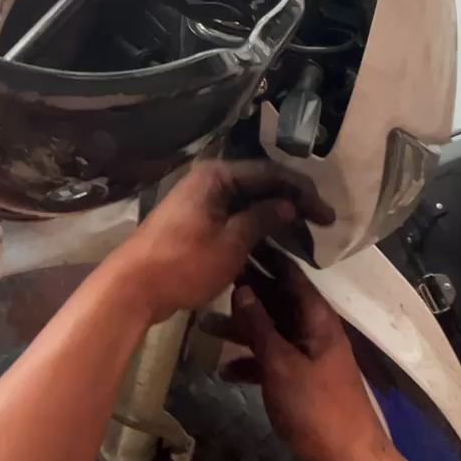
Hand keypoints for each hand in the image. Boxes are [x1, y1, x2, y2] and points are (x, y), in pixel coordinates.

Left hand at [103, 159, 333, 323]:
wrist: (132, 287)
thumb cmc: (184, 263)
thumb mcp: (231, 243)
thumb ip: (263, 219)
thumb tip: (289, 204)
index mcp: (217, 175)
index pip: (270, 173)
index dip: (302, 192)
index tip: (328, 215)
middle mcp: (209, 179)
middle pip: (260, 184)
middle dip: (291, 202)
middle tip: (321, 223)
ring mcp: (200, 199)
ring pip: (247, 201)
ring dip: (275, 215)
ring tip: (303, 234)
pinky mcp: (195, 220)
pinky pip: (234, 215)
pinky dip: (255, 226)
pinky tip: (273, 242)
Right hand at [222, 266, 409, 460]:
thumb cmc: (316, 405)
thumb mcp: (281, 363)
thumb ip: (260, 325)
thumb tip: (241, 288)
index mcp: (317, 317)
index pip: (291, 275)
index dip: (267, 259)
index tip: (240, 242)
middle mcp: (313, 329)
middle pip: (277, 303)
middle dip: (246, 296)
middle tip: (213, 282)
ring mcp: (308, 355)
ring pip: (271, 333)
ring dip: (242, 332)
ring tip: (206, 327)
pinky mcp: (301, 381)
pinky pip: (273, 361)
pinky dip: (252, 364)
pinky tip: (225, 372)